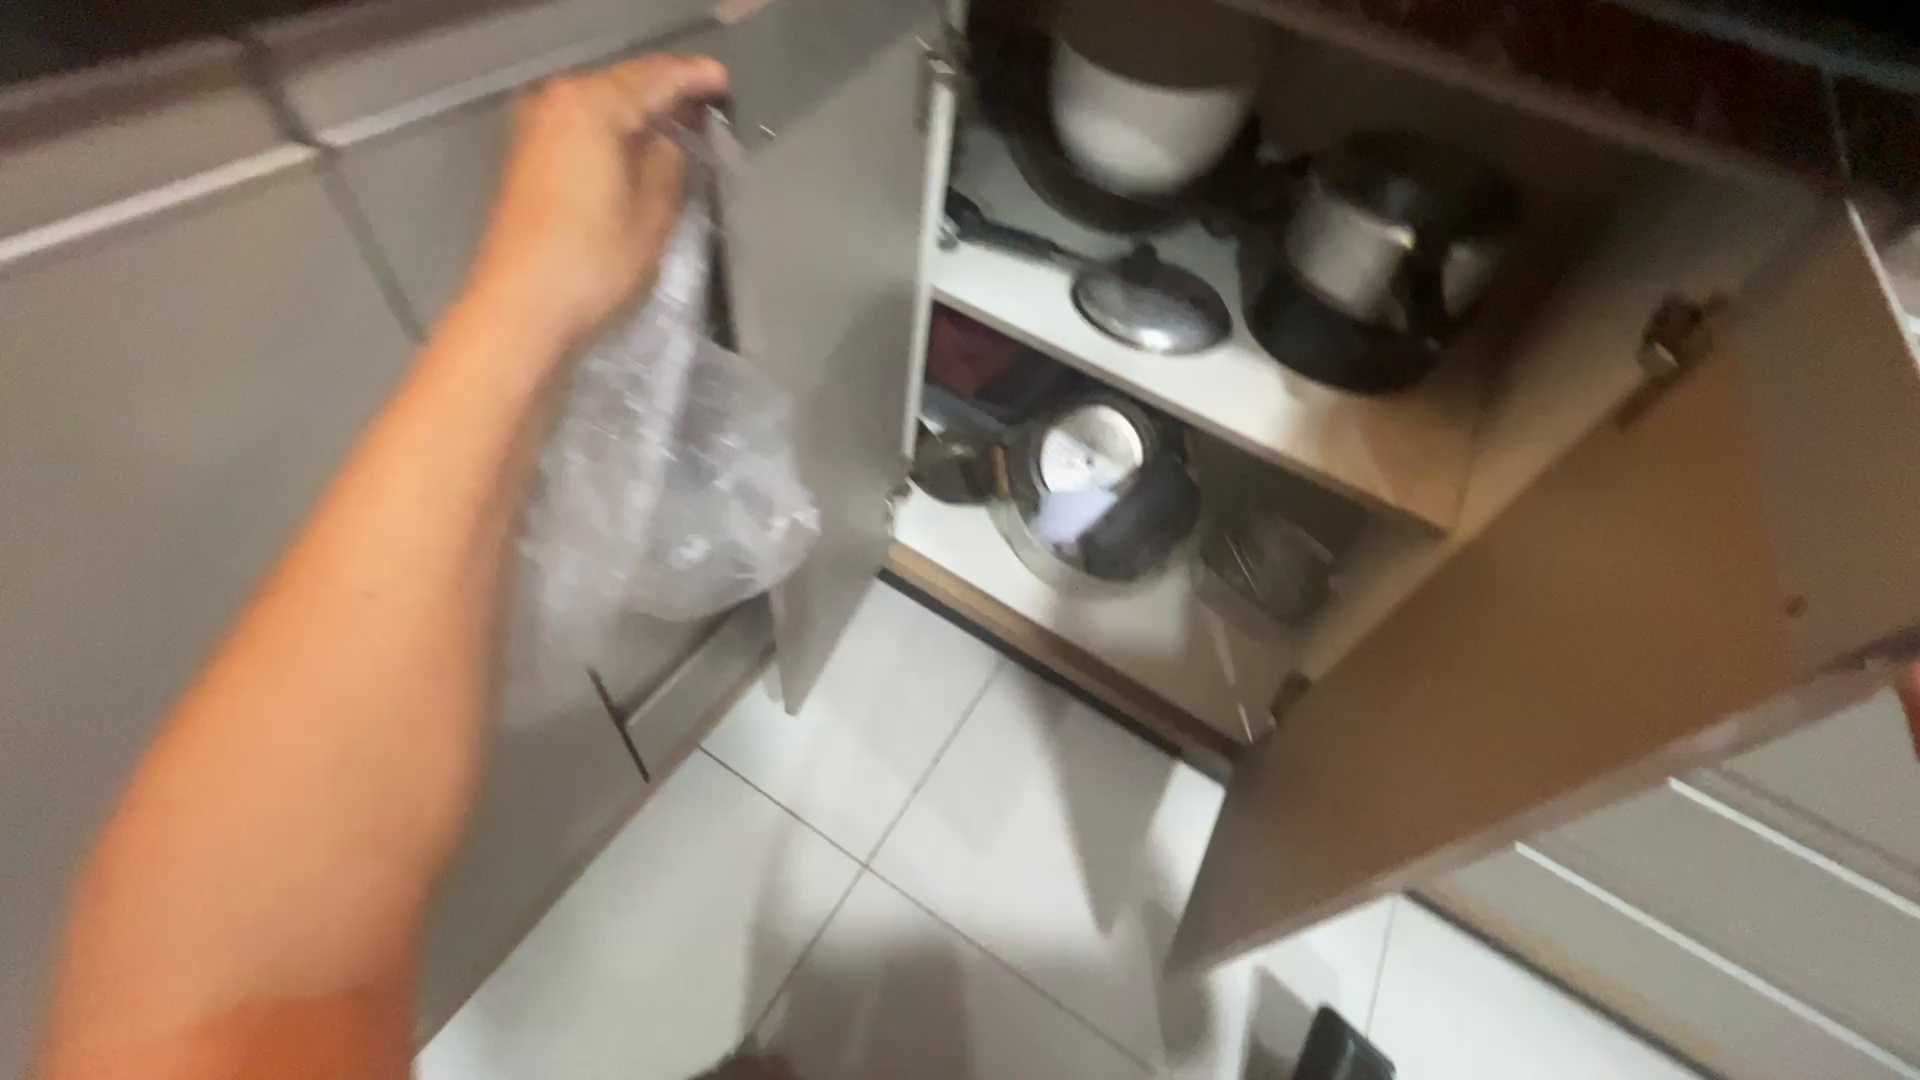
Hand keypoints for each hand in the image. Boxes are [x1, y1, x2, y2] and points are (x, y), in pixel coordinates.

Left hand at [458, 54, 729, 355]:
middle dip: (665, 92)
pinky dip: (616, 134)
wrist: (525, 306)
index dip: (691, 79)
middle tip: (706, 102)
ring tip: (681, 125)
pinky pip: (584, 131)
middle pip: (621, 86)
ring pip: (601, 108)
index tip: (722, 80)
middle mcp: (556, 104)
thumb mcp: (653, 215)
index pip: (652, 79)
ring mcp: (537, 131)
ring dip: (639, 114)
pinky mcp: (531, 162)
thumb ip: (668, 166)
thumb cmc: (595, 261)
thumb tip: (669, 142)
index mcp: (591, 107)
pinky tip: (640, 149)